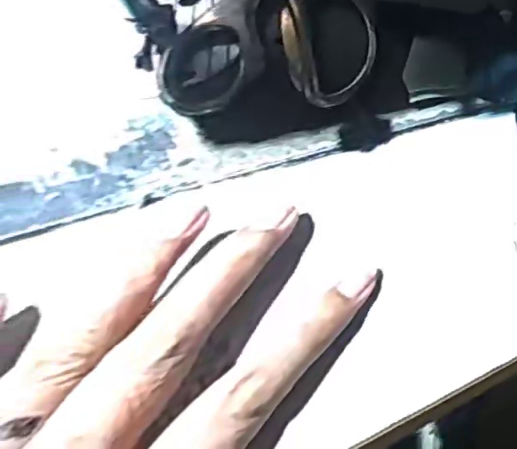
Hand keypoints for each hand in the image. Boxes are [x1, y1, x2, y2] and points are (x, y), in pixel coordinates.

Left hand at [0, 206, 375, 448]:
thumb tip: (265, 436)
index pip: (243, 399)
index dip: (309, 332)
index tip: (355, 278)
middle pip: (163, 354)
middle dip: (227, 276)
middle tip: (275, 217)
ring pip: (71, 352)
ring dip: (137, 276)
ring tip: (183, 217)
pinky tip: (8, 283)